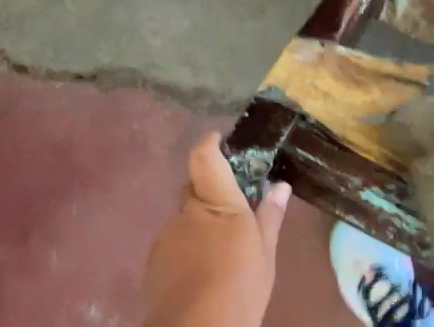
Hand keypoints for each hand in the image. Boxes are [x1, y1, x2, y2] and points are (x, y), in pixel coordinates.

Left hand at [143, 133, 293, 326]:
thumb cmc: (239, 290)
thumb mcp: (264, 255)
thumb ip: (269, 216)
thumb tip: (280, 186)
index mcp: (216, 202)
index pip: (204, 155)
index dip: (211, 143)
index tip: (222, 142)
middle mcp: (187, 210)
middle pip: (195, 187)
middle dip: (211, 193)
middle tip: (233, 214)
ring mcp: (167, 235)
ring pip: (184, 217)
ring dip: (198, 224)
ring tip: (219, 253)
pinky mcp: (153, 261)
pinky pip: (173, 241)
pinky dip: (186, 247)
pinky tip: (201, 272)